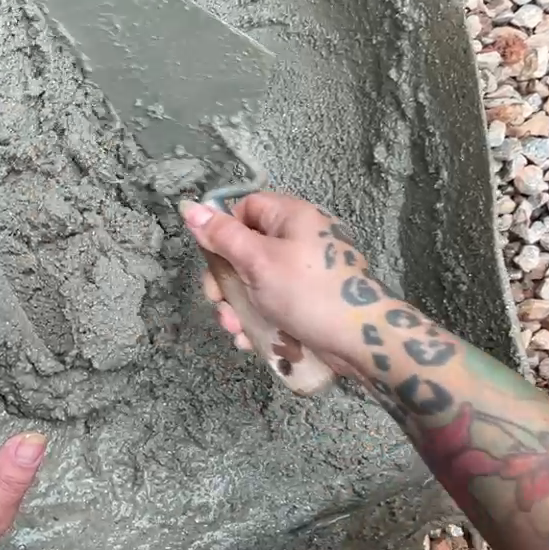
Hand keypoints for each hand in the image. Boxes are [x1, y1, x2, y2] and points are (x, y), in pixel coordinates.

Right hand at [179, 193, 396, 375]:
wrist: (358, 342)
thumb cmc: (307, 293)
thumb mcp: (257, 261)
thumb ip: (222, 235)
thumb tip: (190, 207)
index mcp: (291, 218)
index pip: (246, 208)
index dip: (224, 230)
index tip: (215, 258)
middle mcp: (297, 239)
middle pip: (243, 248)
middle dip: (224, 279)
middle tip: (217, 300)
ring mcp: (300, 272)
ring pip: (251, 280)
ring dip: (234, 305)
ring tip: (234, 327)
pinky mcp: (302, 300)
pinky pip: (267, 302)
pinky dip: (253, 318)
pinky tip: (247, 337)